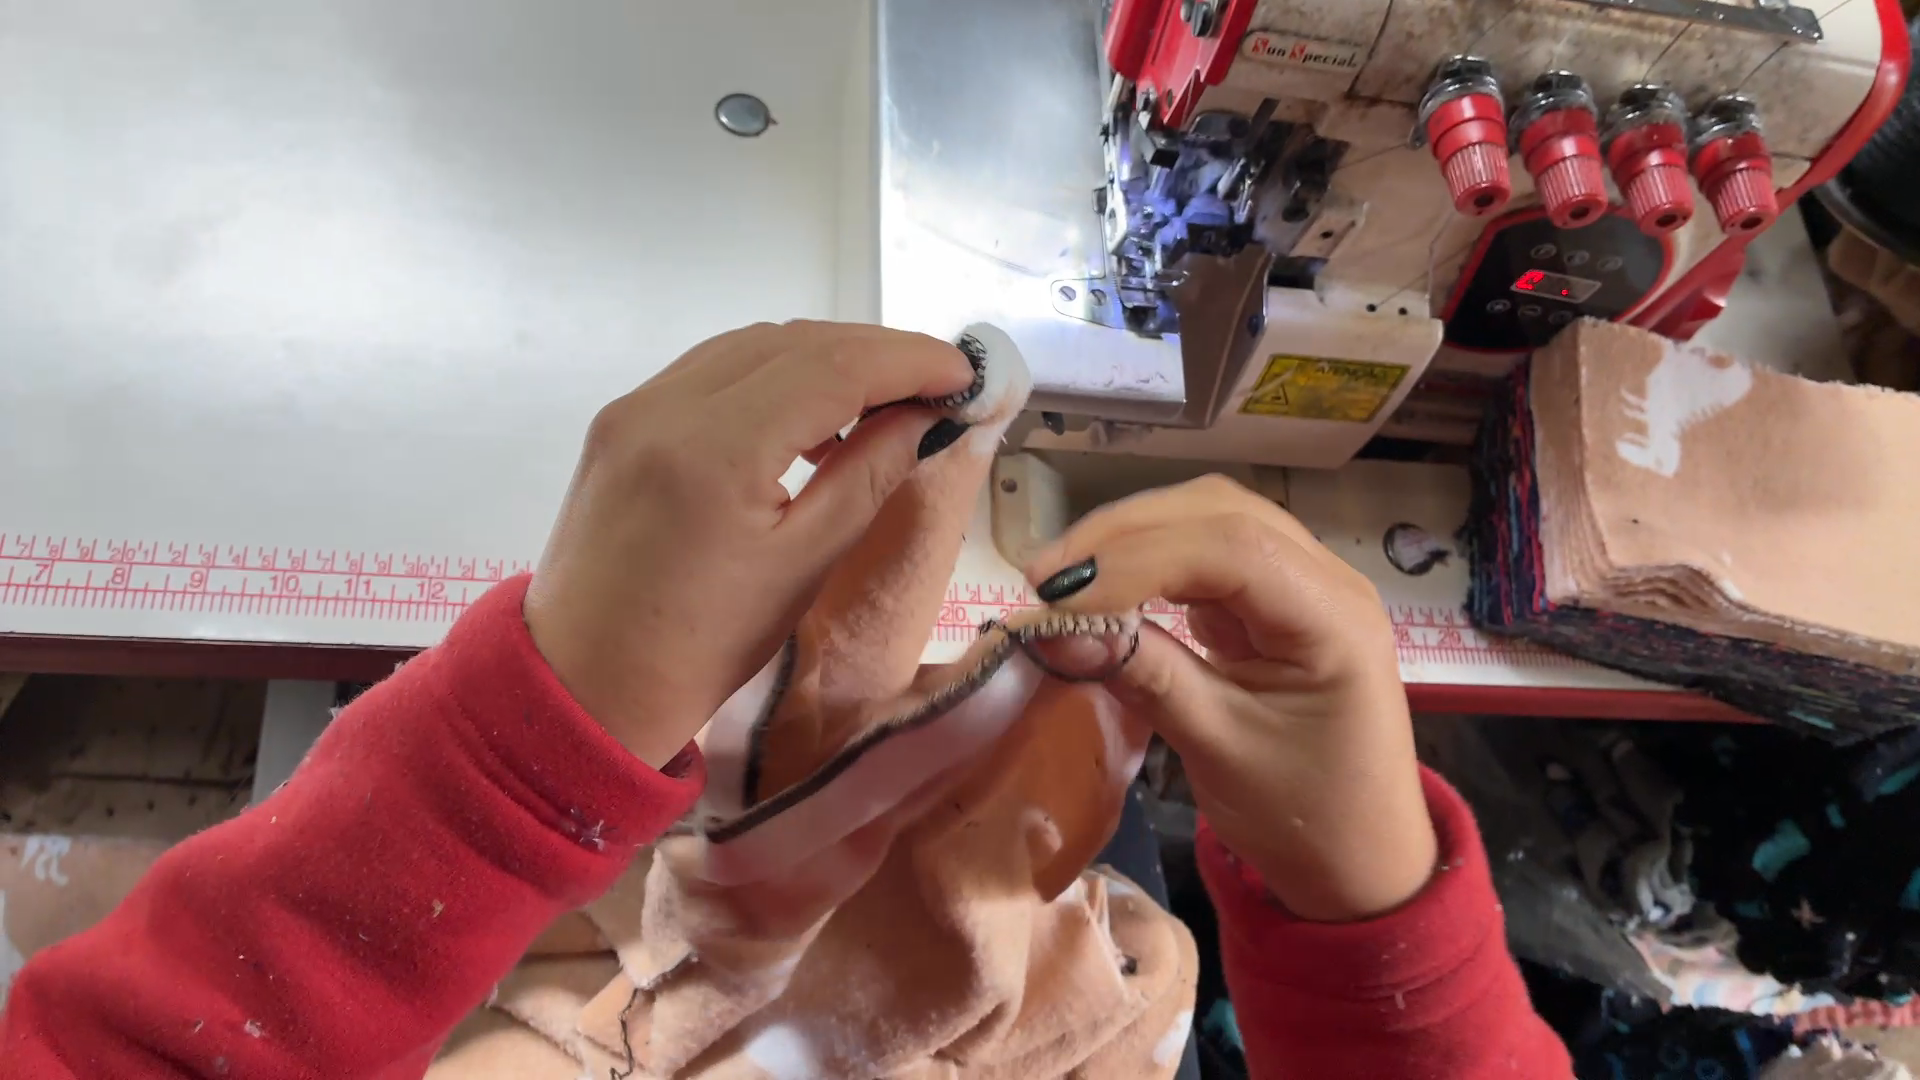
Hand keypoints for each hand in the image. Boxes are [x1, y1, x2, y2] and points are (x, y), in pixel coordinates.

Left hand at [525, 321, 974, 767]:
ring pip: (756, 345)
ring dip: (830, 357)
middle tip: (937, 381)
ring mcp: (637, 403)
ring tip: (885, 397)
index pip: (833, 367)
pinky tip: (814, 414)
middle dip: (877, 352)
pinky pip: (719, 370)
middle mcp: (667, 402)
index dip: (909, 360)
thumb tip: (927, 417)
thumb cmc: (706, 645)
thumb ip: (870, 473)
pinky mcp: (626, 418)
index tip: (964, 372)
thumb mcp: (805, 563)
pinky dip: (780, 375)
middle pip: (796, 340)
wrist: (585, 684)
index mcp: (715, 448)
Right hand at [1024, 476, 1435, 921]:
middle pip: (1215, 512)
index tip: (1058, 600)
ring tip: (1063, 574)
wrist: (1357, 854)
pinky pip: (1200, 549)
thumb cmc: (1301, 814)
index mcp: (1332, 617)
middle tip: (1045, 577)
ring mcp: (1296, 579)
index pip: (1228, 548)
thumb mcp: (1217, 747)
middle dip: (1122, 534)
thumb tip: (1056, 626)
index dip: (1135, 562)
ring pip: (1205, 517)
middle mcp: (1323, 577)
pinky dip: (1144, 557)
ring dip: (1128, 536)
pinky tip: (1104, 580)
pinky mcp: (1265, 595)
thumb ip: (1143, 674)